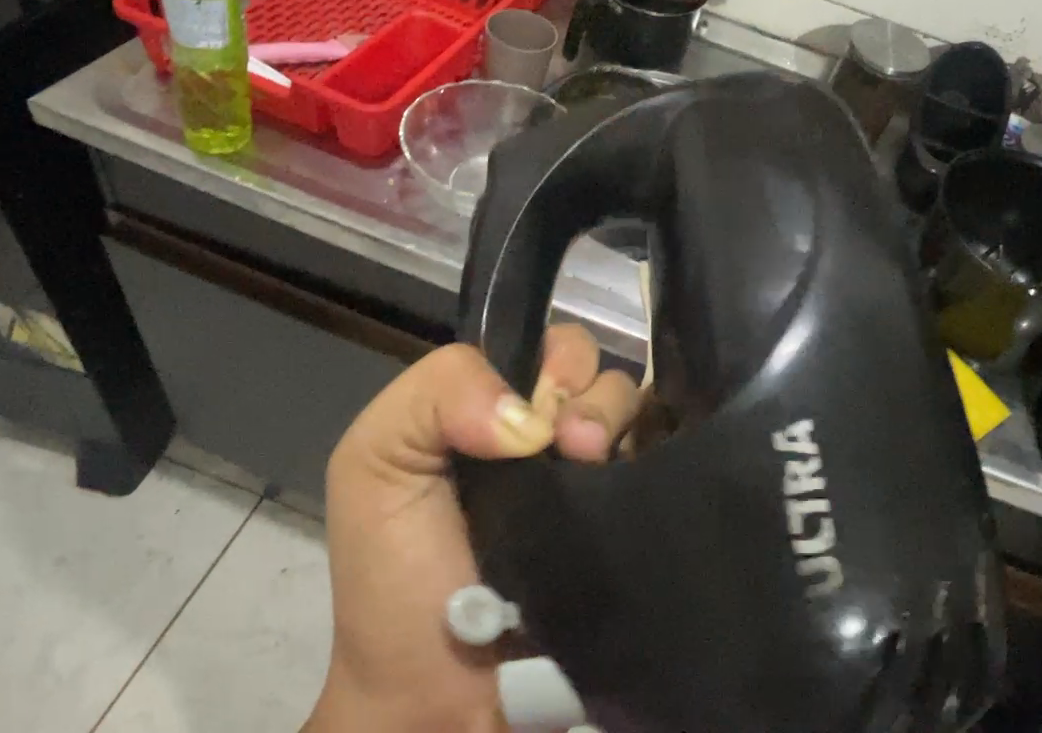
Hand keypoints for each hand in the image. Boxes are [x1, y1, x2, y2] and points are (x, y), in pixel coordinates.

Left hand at [302, 325, 641, 732]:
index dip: (550, 358)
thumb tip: (535, 411)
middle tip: (569, 444)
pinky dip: (658, 450)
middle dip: (588, 390)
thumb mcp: (376, 462)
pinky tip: (637, 473)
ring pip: (635, 405)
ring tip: (590, 466)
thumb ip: (436, 393)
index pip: (542, 344)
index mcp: (491, 410)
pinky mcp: (634, 520)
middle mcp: (548, 433)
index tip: (540, 403)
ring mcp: (596, 476)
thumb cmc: (398, 576)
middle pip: (596, 368)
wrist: (441, 702)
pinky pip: (665, 457)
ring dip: (616, 421)